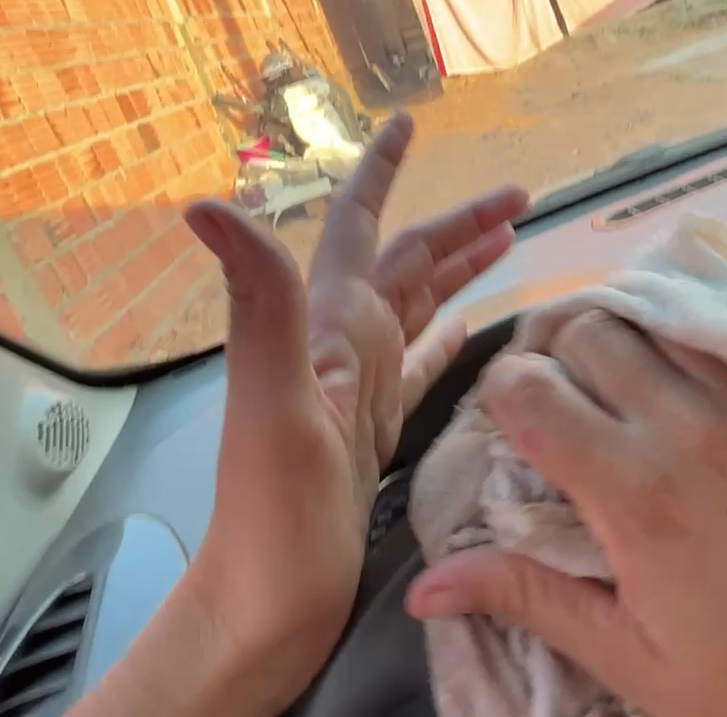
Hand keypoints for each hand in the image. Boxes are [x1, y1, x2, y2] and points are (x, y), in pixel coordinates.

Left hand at [73, 112, 527, 716]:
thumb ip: (259, 303)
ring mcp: (365, 381)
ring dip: (462, 266)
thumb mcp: (273, 402)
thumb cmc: (273, 511)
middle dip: (462, 220)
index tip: (406, 124)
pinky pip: (425, 361)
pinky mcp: (380, 422)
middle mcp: (349, 340)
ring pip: (423, 302)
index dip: (382, 170)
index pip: (361, 224)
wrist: (268, 602)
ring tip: (508, 240)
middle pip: (413, 259)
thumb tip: (207, 205)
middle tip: (519, 195)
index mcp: (333, 322)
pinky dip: (449, 333)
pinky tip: (470, 325)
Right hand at [404, 312, 726, 716]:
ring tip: (618, 371)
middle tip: (561, 389)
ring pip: (651, 312)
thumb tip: (429, 585)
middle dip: (555, 351)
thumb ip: (531, 600)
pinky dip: (686, 330)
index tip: (510, 416)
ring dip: (620, 331)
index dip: (501, 393)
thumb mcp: (635, 660)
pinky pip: (724, 326)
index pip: (530, 394)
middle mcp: (686, 426)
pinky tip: (685, 363)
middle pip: (585, 330)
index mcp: (634, 494)